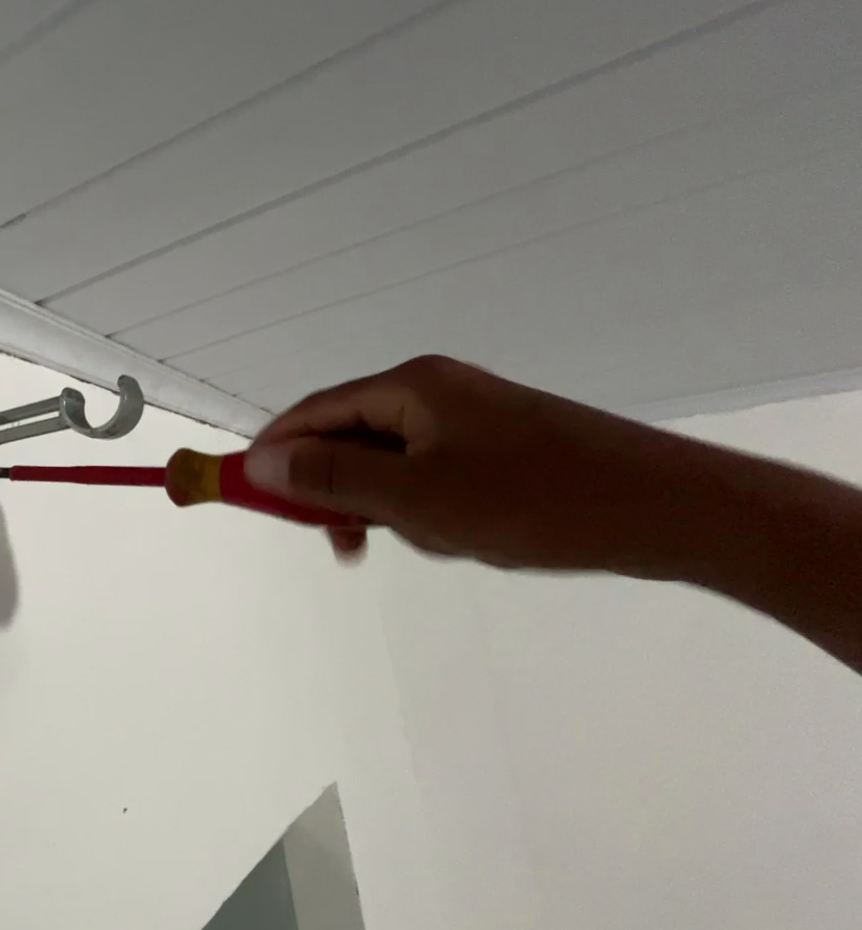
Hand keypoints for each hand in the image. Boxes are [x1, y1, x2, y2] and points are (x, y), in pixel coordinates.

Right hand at [241, 355, 711, 573]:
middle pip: (347, 438)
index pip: (311, 413)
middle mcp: (433, 393)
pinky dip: (427, 510)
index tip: (250, 499)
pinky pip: (429, 477)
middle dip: (339, 492)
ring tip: (433, 539)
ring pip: (389, 466)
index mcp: (408, 388)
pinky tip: (462, 536)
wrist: (679, 513)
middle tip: (344, 541)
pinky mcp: (497, 449)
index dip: (273, 454)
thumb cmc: (533, 500)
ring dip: (391, 508)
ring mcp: (468, 420)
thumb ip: (328, 479)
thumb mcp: (414, 497)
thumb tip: (259, 465)